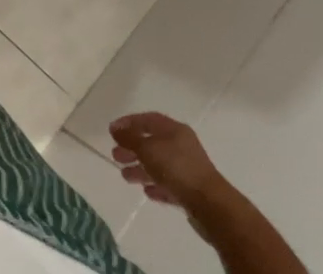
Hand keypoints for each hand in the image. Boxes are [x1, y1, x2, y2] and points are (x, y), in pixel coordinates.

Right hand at [108, 112, 228, 209]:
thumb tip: (115, 128)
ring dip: (141, 168)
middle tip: (115, 155)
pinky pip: (168, 183)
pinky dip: (155, 184)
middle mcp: (182, 146)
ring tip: (125, 176)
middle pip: (152, 142)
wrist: (210, 204)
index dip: (129, 122)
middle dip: (132, 148)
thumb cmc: (177, 168)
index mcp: (175, 130)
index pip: (148, 119)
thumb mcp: (147, 148)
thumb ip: (129, 138)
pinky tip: (146, 191)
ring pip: (159, 164)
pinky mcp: (190, 190)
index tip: (112, 131)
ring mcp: (187, 168)